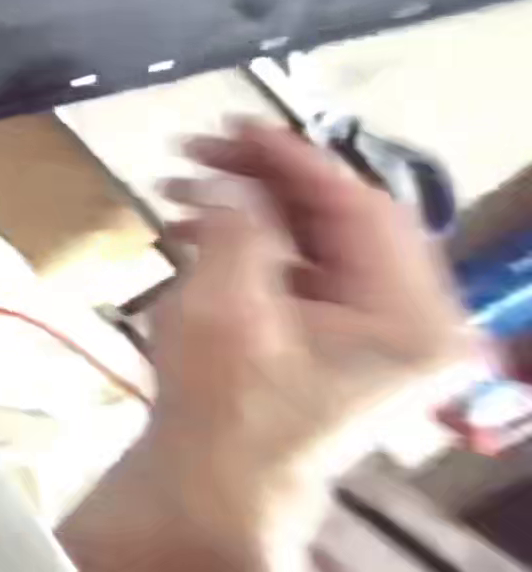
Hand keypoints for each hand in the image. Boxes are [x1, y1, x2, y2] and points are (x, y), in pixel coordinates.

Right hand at [60, 119, 475, 571]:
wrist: (222, 464)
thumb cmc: (226, 391)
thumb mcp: (225, 305)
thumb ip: (237, 233)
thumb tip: (228, 179)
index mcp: (410, 315)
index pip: (362, 208)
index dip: (295, 159)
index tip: (233, 125)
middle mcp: (412, 316)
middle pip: (342, 217)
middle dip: (263, 176)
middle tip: (192, 148)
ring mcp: (377, 325)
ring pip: (316, 234)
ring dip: (245, 201)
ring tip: (176, 186)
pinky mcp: (336, 329)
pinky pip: (298, 260)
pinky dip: (244, 233)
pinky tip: (191, 227)